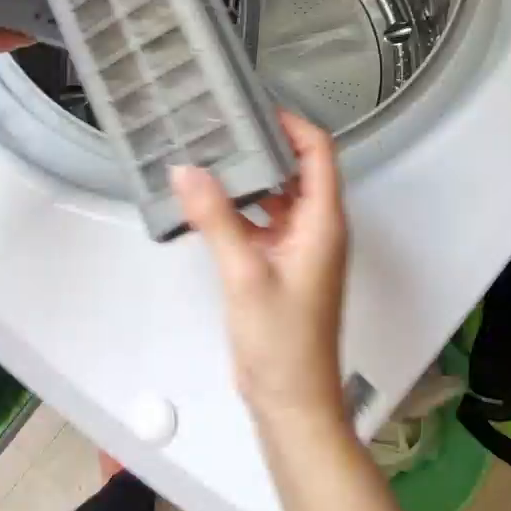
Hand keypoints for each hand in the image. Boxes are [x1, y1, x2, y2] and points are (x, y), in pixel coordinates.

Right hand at [173, 111, 348, 425]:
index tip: (256, 108)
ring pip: (279, 196)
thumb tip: (187, 170)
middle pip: (299, 169)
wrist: (291, 402)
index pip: (319, 152)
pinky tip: (210, 204)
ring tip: (212, 156)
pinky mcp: (282, 265)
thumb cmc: (282, 343)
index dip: (293, 124)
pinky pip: (265, 222)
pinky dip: (241, 209)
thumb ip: (215, 218)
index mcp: (323, 222)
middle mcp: (317, 228)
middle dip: (265, 145)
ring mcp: (301, 247)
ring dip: (251, 177)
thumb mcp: (244, 274)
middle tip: (225, 125)